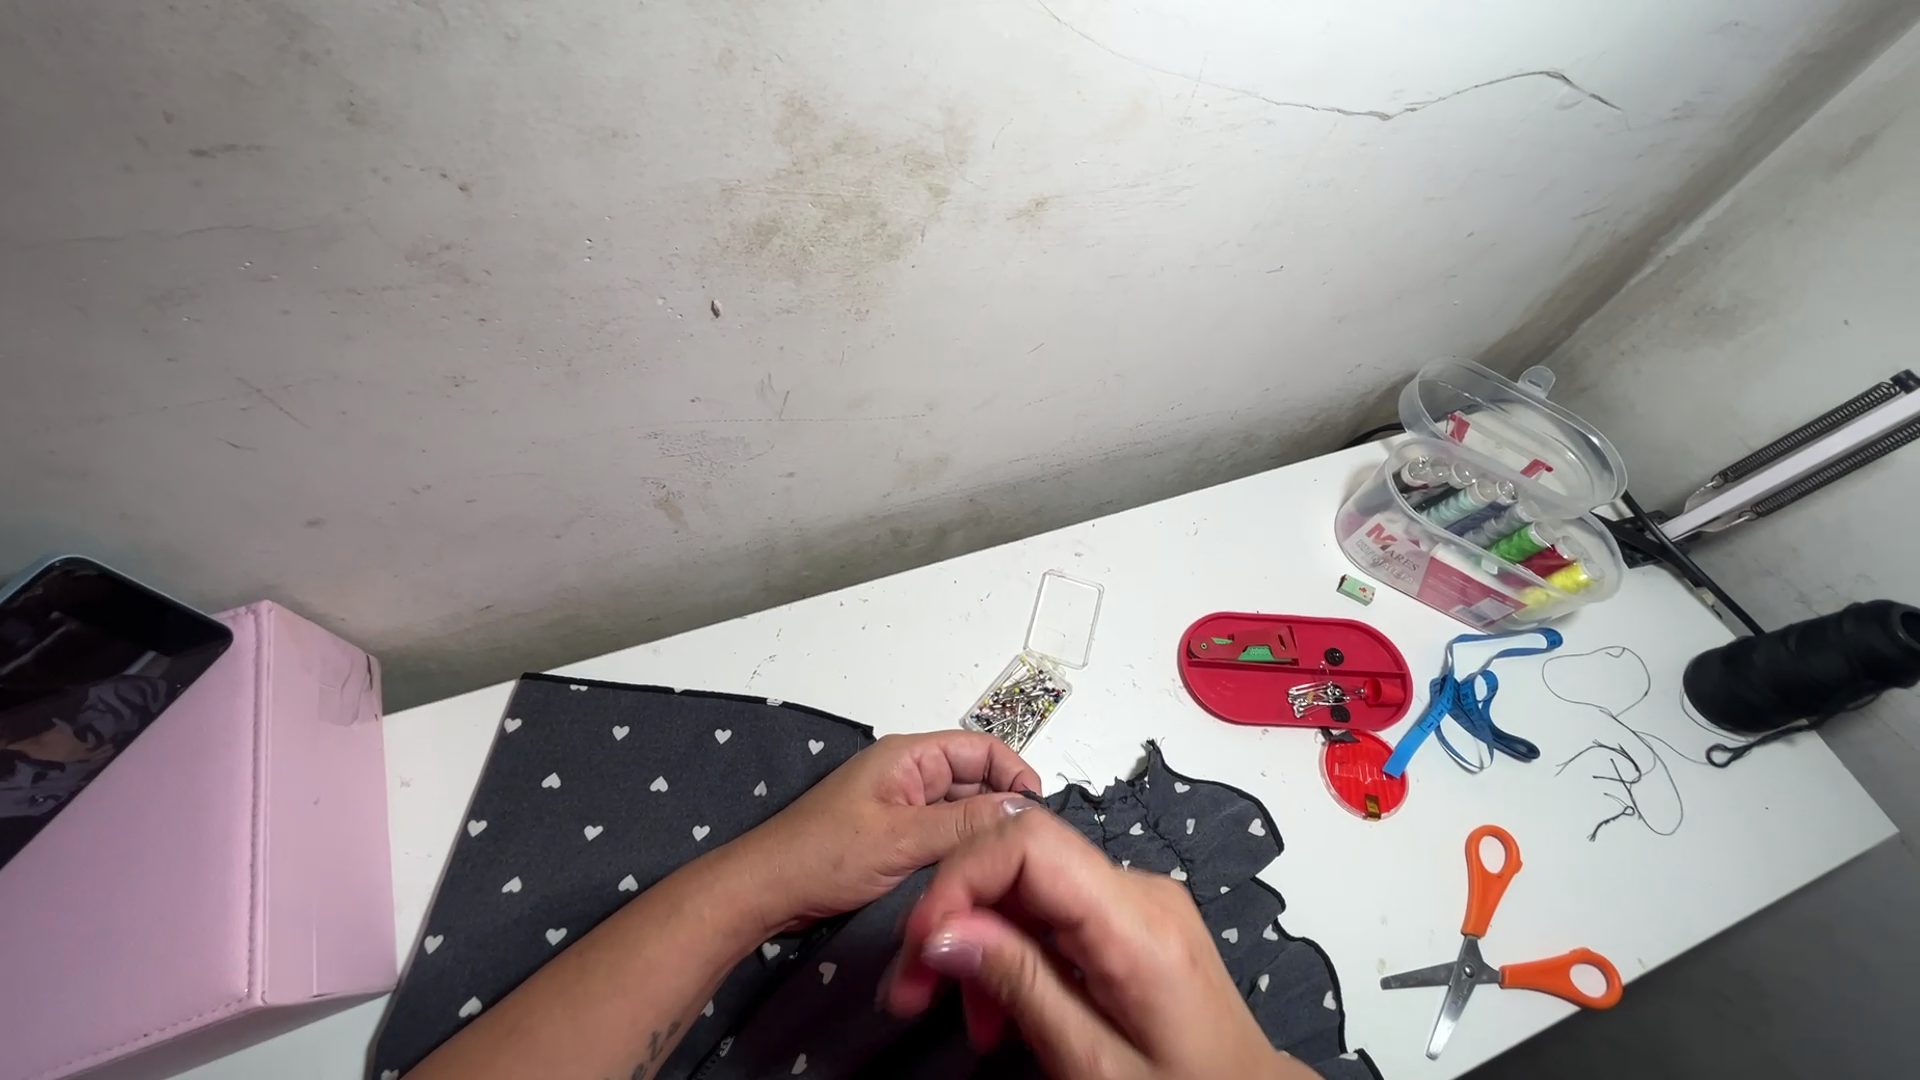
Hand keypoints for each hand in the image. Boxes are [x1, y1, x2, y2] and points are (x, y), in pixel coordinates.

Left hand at [734, 731, 1042, 933]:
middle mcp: (910, 773)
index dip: (1014, 773)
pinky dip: (958, 848)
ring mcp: (902, 804)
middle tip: (1024, 848)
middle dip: (1001, 807)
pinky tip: (972, 872)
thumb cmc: (822, 855)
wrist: (767, 891)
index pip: (980, 749)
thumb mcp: (901, 839)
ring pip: (960, 810)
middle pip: (974, 780)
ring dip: (980, 832)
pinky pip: (941, 833)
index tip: (1037, 811)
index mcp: (909, 756)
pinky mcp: (895, 833)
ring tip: (1003, 863)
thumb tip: (1021, 810)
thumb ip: (964, 824)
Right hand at [883, 807, 1317, 1079]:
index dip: (962, 876)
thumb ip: (1021, 986)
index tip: (922, 942)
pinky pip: (1048, 904)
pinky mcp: (1124, 909)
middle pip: (1020, 856)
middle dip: (956, 911)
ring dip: (979, 936)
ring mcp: (1133, 893)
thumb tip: (944, 931)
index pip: (1031, 843)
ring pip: (1025, 881)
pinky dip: (1011, 944)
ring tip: (970, 1016)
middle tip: (916, 986)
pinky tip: (1002, 1000)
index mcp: (1139, 923)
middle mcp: (1137, 887)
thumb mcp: (1096, 1066)